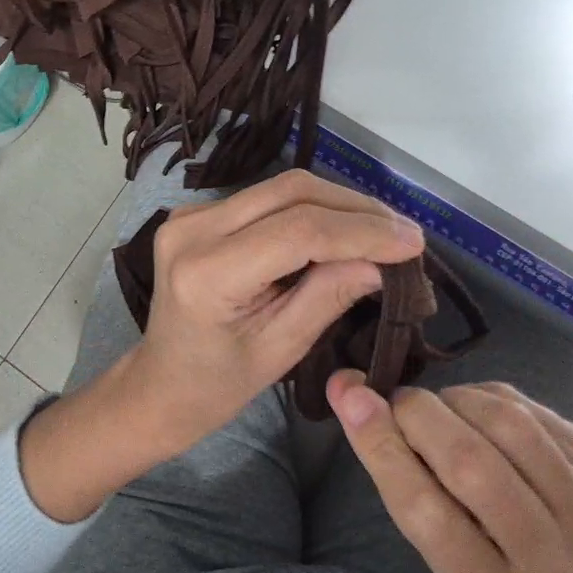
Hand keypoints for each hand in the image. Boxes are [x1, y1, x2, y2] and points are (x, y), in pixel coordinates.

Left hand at [19, 171, 423, 521]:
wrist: (159, 382)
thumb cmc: (216, 385)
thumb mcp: (278, 353)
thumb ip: (326, 299)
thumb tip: (379, 262)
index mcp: (207, 272)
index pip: (297, 232)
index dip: (361, 231)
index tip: (413, 242)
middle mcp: (194, 227)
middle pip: (291, 193)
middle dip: (357, 209)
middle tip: (406, 233)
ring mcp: (193, 213)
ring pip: (283, 187)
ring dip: (339, 203)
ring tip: (386, 230)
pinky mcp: (202, 211)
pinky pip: (269, 197)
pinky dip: (314, 208)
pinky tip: (347, 227)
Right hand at [327, 376, 572, 572]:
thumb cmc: (493, 570)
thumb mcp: (446, 553)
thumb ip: (406, 485)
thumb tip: (352, 397)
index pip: (427, 514)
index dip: (382, 448)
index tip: (348, 396)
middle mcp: (548, 559)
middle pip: (472, 466)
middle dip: (419, 415)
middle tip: (395, 401)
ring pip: (509, 426)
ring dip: (457, 400)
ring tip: (436, 408)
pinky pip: (532, 409)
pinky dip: (490, 396)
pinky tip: (474, 410)